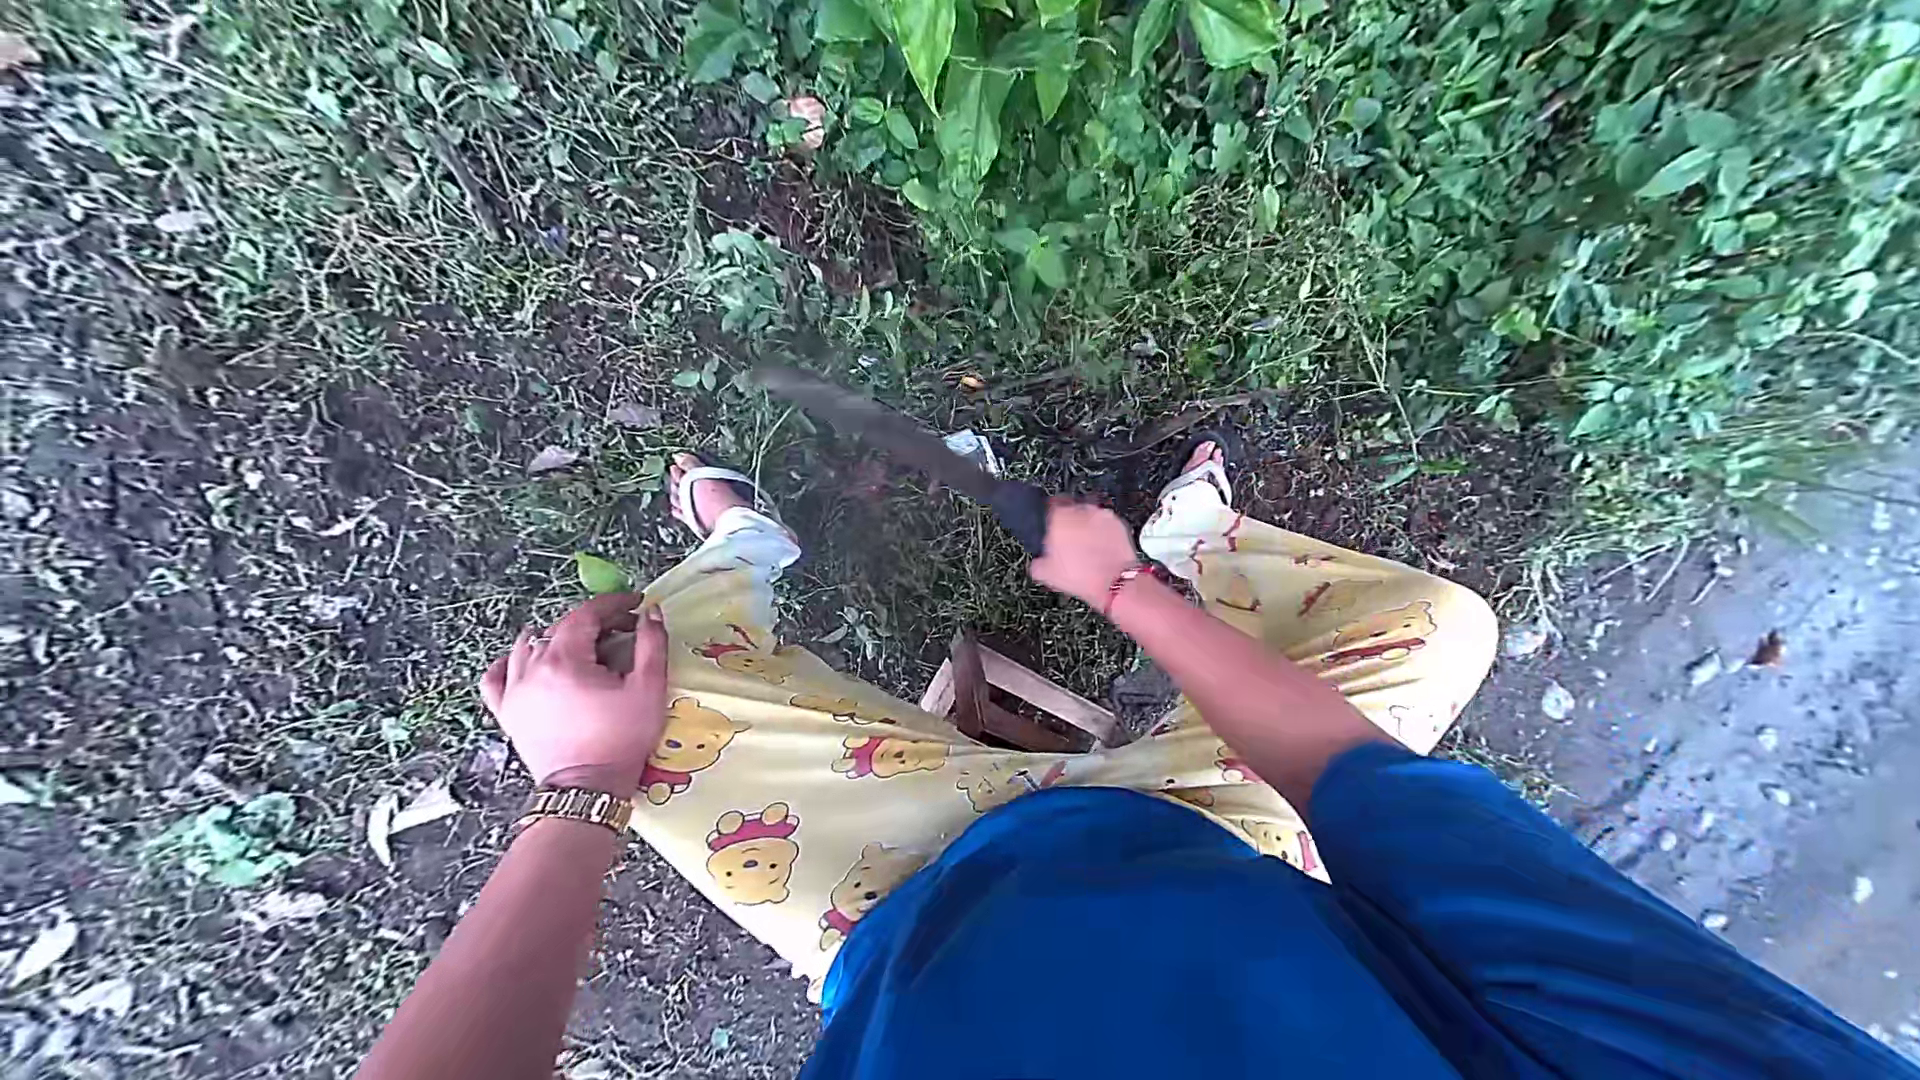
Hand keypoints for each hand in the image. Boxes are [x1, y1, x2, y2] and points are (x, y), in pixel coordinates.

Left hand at [478, 592, 667, 798]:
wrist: (588, 787)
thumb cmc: (623, 736)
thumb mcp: (649, 686)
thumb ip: (651, 643)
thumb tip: (651, 612)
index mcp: (565, 661)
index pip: (586, 614)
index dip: (614, 604)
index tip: (636, 603)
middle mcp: (531, 669)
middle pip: (560, 627)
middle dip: (595, 621)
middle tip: (624, 629)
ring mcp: (513, 691)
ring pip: (529, 645)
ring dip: (559, 636)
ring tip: (586, 645)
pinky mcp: (507, 711)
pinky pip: (497, 675)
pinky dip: (512, 661)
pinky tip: (529, 659)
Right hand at [1028, 497, 1142, 607]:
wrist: (1114, 582)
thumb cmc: (1082, 575)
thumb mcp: (1046, 574)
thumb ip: (1037, 562)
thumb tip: (1038, 562)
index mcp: (1058, 516)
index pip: (1049, 506)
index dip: (1049, 520)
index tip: (1051, 531)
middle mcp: (1081, 510)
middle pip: (1070, 510)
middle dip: (1069, 524)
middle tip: (1068, 543)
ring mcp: (1101, 515)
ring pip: (1089, 516)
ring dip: (1086, 527)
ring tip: (1086, 548)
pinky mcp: (1118, 524)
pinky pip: (1106, 524)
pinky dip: (1103, 533)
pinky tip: (1100, 549)